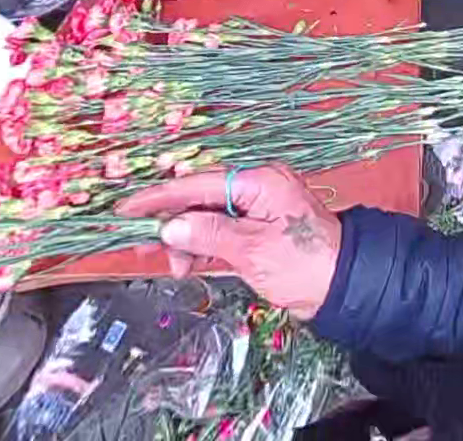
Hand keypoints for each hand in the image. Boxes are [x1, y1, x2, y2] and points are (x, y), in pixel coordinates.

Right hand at [116, 164, 341, 318]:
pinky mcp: (257, 226)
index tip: (125, 209)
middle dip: (174, 224)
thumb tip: (171, 226)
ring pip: (206, 217)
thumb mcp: (252, 249)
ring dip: (187, 241)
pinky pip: (219, 229)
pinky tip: (191, 264)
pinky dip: (202, 245)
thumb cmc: (301, 261)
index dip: (161, 196)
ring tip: (181, 268)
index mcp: (261, 182)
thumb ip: (210, 235)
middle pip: (201, 199)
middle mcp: (259, 187)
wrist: (337, 281)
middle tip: (147, 252)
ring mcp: (258, 206)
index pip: (201, 183)